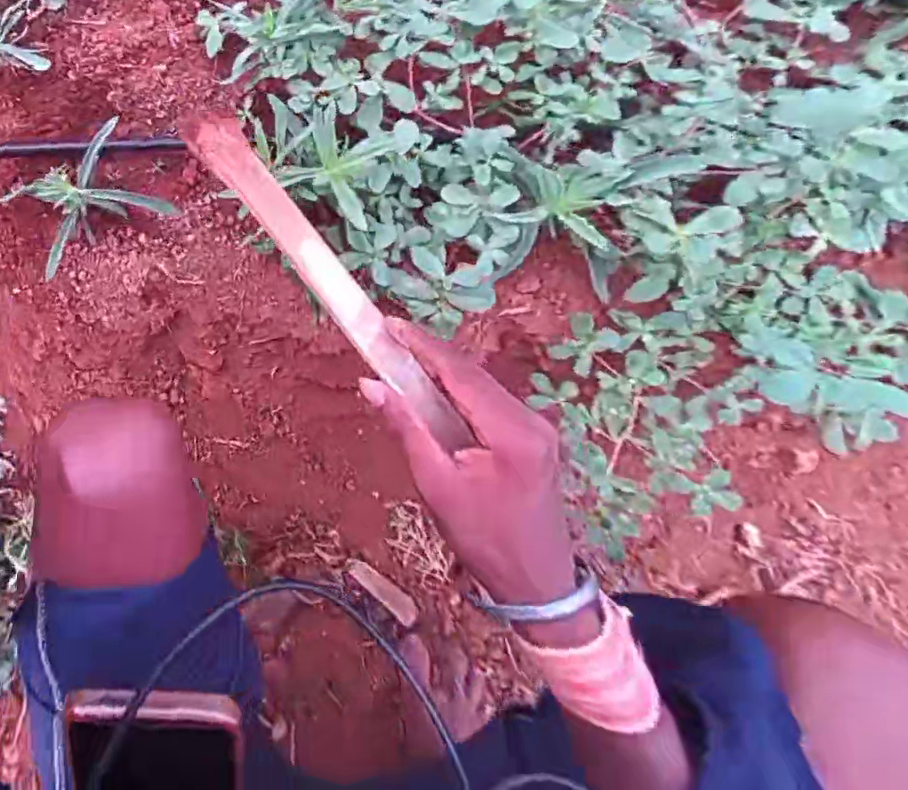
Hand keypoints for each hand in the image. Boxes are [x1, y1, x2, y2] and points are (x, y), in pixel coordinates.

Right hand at [360, 318, 580, 609]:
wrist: (536, 583)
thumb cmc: (482, 537)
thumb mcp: (434, 482)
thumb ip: (404, 427)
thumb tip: (370, 384)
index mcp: (512, 431)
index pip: (459, 372)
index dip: (422, 344)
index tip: (388, 324)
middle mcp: (531, 420)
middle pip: (472, 373)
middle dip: (429, 353)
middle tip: (388, 339)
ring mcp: (537, 428)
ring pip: (480, 384)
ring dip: (441, 371)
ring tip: (402, 360)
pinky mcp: (532, 437)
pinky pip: (488, 401)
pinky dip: (456, 390)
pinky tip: (431, 391)